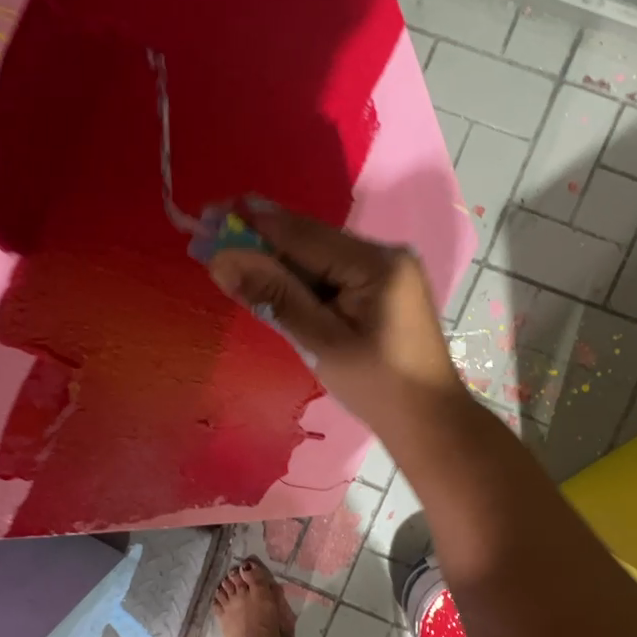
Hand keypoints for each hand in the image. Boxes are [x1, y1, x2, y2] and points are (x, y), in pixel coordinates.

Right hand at [206, 204, 465, 432]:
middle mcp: (384, 255)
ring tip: (226, 256)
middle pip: (310, 241)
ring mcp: (385, 271)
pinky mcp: (380, 290)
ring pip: (317, 258)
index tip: (208, 215)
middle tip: (207, 237)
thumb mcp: (322, 343)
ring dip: (274, 260)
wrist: (429, 421)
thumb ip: (275, 297)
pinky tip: (266, 279)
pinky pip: (330, 275)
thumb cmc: (378, 388)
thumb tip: (222, 260)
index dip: (252, 225)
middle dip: (258, 241)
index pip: (303, 235)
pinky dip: (298, 279)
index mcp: (377, 264)